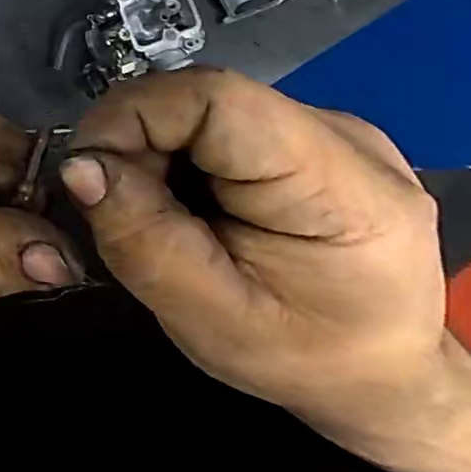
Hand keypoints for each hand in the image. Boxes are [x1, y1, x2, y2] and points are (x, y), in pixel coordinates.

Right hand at [60, 68, 452, 449]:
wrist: (390, 373)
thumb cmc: (308, 363)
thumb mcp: (215, 325)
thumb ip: (146, 244)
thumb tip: (80, 166)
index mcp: (342, 183)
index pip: (218, 98)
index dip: (135, 115)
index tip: (87, 169)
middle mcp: (342, 132)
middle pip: (207, 98)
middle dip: (140, 143)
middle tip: (124, 211)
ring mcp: (331, 126)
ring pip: (209, 108)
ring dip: (161, 152)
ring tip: (168, 218)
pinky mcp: (313, 132)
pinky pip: (227, 124)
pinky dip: (187, 156)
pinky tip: (198, 205)